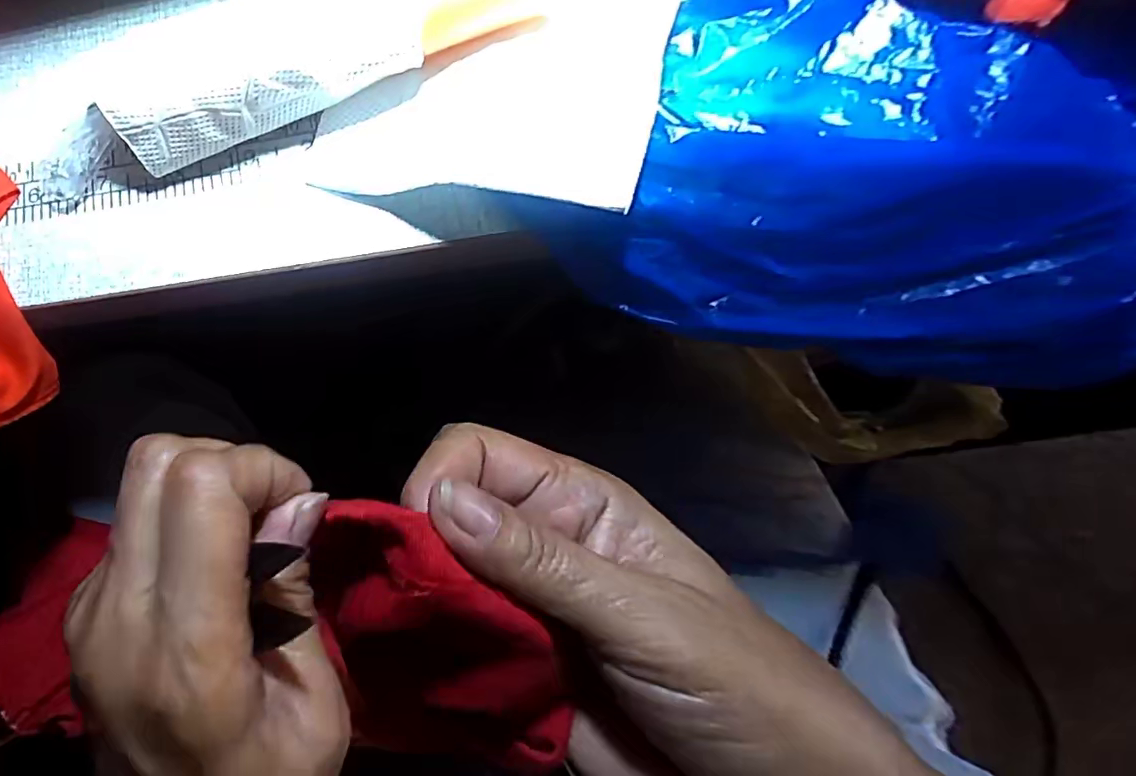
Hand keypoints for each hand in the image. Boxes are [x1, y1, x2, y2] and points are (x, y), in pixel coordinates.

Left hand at [66, 435, 349, 775]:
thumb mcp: (315, 710)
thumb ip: (296, 592)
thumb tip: (300, 498)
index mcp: (185, 649)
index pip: (199, 487)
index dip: (260, 468)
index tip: (298, 505)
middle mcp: (119, 614)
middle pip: (156, 459)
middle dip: (228, 459)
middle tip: (268, 509)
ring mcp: (88, 606)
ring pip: (141, 476)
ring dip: (205, 479)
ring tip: (243, 531)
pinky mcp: (80, 603)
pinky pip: (134, 514)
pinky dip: (181, 510)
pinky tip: (208, 559)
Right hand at [403, 424, 934, 775]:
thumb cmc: (738, 682)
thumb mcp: (644, 614)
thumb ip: (542, 560)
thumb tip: (439, 498)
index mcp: (571, 500)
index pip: (478, 453)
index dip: (440, 476)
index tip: (417, 533)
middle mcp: (534, 542)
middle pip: (447, 514)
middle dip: (418, 547)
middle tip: (400, 598)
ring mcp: (521, 608)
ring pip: (441, 581)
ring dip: (418, 604)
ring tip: (397, 640)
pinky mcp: (512, 671)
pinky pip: (452, 647)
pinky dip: (429, 657)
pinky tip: (412, 673)